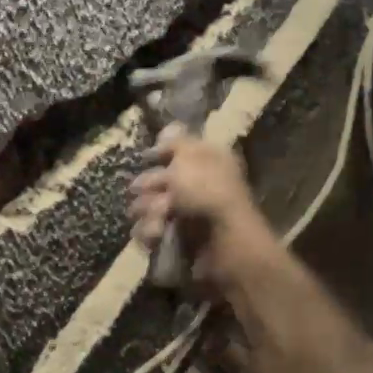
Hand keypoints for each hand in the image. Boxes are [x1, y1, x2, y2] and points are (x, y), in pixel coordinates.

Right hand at [126, 124, 275, 281]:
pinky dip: (150, 233)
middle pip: (156, 179)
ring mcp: (186, 214)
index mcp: (207, 162)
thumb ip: (176, 142)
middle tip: (148, 193)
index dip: (159, 153)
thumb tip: (169, 129)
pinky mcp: (177, 239)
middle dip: (148, 187)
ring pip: (148, 206)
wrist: (226, 243)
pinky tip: (157, 235)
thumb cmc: (209, 193)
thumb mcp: (191, 157)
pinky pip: (151, 231)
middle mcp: (197, 186)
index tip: (146, 158)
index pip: (176, 151)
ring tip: (158, 221)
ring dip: (148, 213)